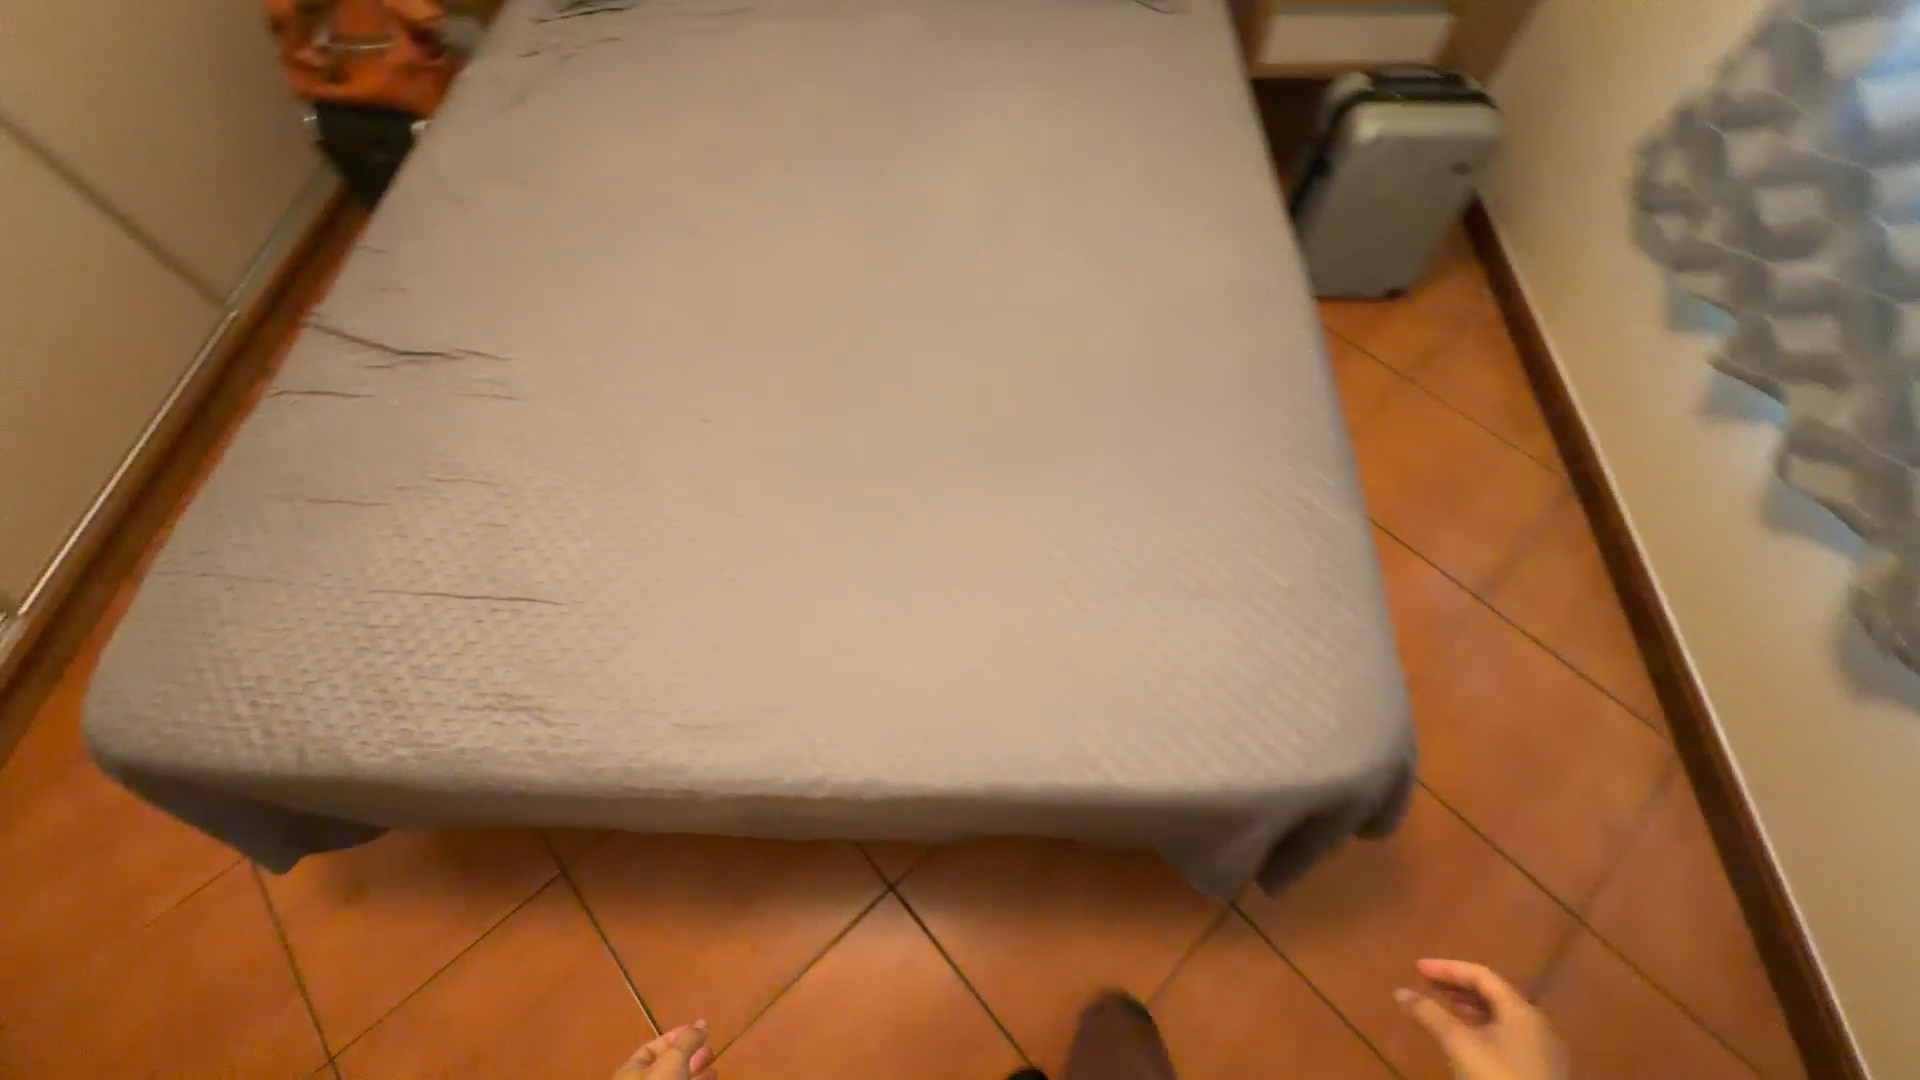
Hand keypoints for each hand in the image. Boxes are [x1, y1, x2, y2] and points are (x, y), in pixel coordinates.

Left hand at [613, 1021, 716, 1079]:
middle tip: (711, 1049)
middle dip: (690, 1058)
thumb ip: (688, 1040)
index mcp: (631, 1074)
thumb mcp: (673, 1060)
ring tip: (715, 1071)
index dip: (674, 1037)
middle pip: (667, 1069)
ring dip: (696, 1078)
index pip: (651, 1050)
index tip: (698, 1031)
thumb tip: (702, 1022)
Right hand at [1396, 959, 1567, 1079]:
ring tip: (1442, 1007)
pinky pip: (1506, 1035)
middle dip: (1456, 985)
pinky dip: (1481, 1026)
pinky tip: (1465, 1038)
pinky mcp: (1539, 1071)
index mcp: (1521, 1011)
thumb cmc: (1497, 1078)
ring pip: (1500, 1016)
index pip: (1481, 975)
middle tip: (1426, 984)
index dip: (1447, 968)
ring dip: (1468, 1006)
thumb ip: (1430, 1014)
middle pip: (1492, 993)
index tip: (1417, 969)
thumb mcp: (1458, 1044)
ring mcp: (1541, 1050)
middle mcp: (1537, 1025)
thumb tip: (1400, 992)